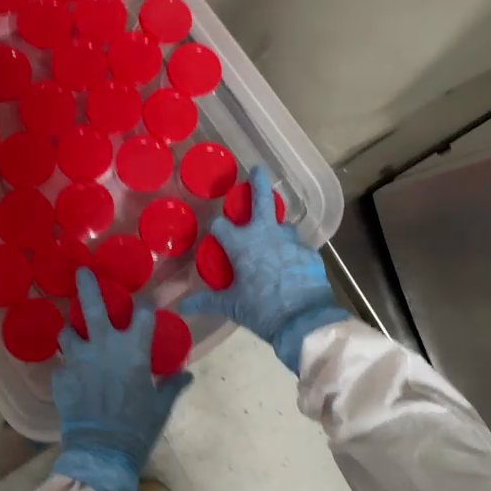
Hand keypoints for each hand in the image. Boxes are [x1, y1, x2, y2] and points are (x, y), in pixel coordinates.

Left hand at [51, 269, 192, 490]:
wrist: (102, 451)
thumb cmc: (137, 427)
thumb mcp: (160, 406)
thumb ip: (172, 386)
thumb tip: (187, 375)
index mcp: (133, 349)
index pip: (143, 314)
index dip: (146, 306)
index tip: (146, 302)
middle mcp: (103, 346)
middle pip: (93, 305)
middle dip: (87, 285)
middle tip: (81, 270)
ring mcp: (78, 360)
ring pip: (67, 332)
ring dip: (71, 332)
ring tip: (71, 334)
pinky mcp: (61, 377)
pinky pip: (62, 366)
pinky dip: (67, 369)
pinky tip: (70, 377)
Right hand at [179, 164, 347, 371]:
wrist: (304, 320)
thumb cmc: (261, 309)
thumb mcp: (231, 305)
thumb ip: (207, 301)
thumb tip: (181, 307)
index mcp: (242, 243)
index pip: (221, 225)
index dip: (217, 227)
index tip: (217, 230)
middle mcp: (266, 234)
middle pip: (262, 199)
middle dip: (258, 183)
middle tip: (257, 170)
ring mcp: (291, 241)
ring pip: (282, 226)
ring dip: (276, 229)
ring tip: (273, 241)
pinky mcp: (309, 253)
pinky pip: (297, 248)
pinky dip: (291, 253)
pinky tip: (291, 266)